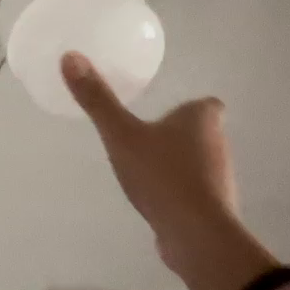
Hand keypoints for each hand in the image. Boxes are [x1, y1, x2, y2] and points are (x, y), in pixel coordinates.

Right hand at [61, 52, 257, 288]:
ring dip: (176, 163)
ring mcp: (219, 178)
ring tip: (143, 168)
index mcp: (203, 119)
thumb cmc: (162, 175)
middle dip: (178, 134)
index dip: (190, 107)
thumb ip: (97, 100)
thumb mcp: (121, 135)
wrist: (195, 233)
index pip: (207, 104)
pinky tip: (153, 199)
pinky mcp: (213, 207)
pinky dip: (177, 191)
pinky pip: (193, 191)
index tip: (167, 111)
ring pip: (198, 162)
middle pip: (202, 132)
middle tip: (145, 136)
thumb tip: (70, 56)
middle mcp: (218, 144)